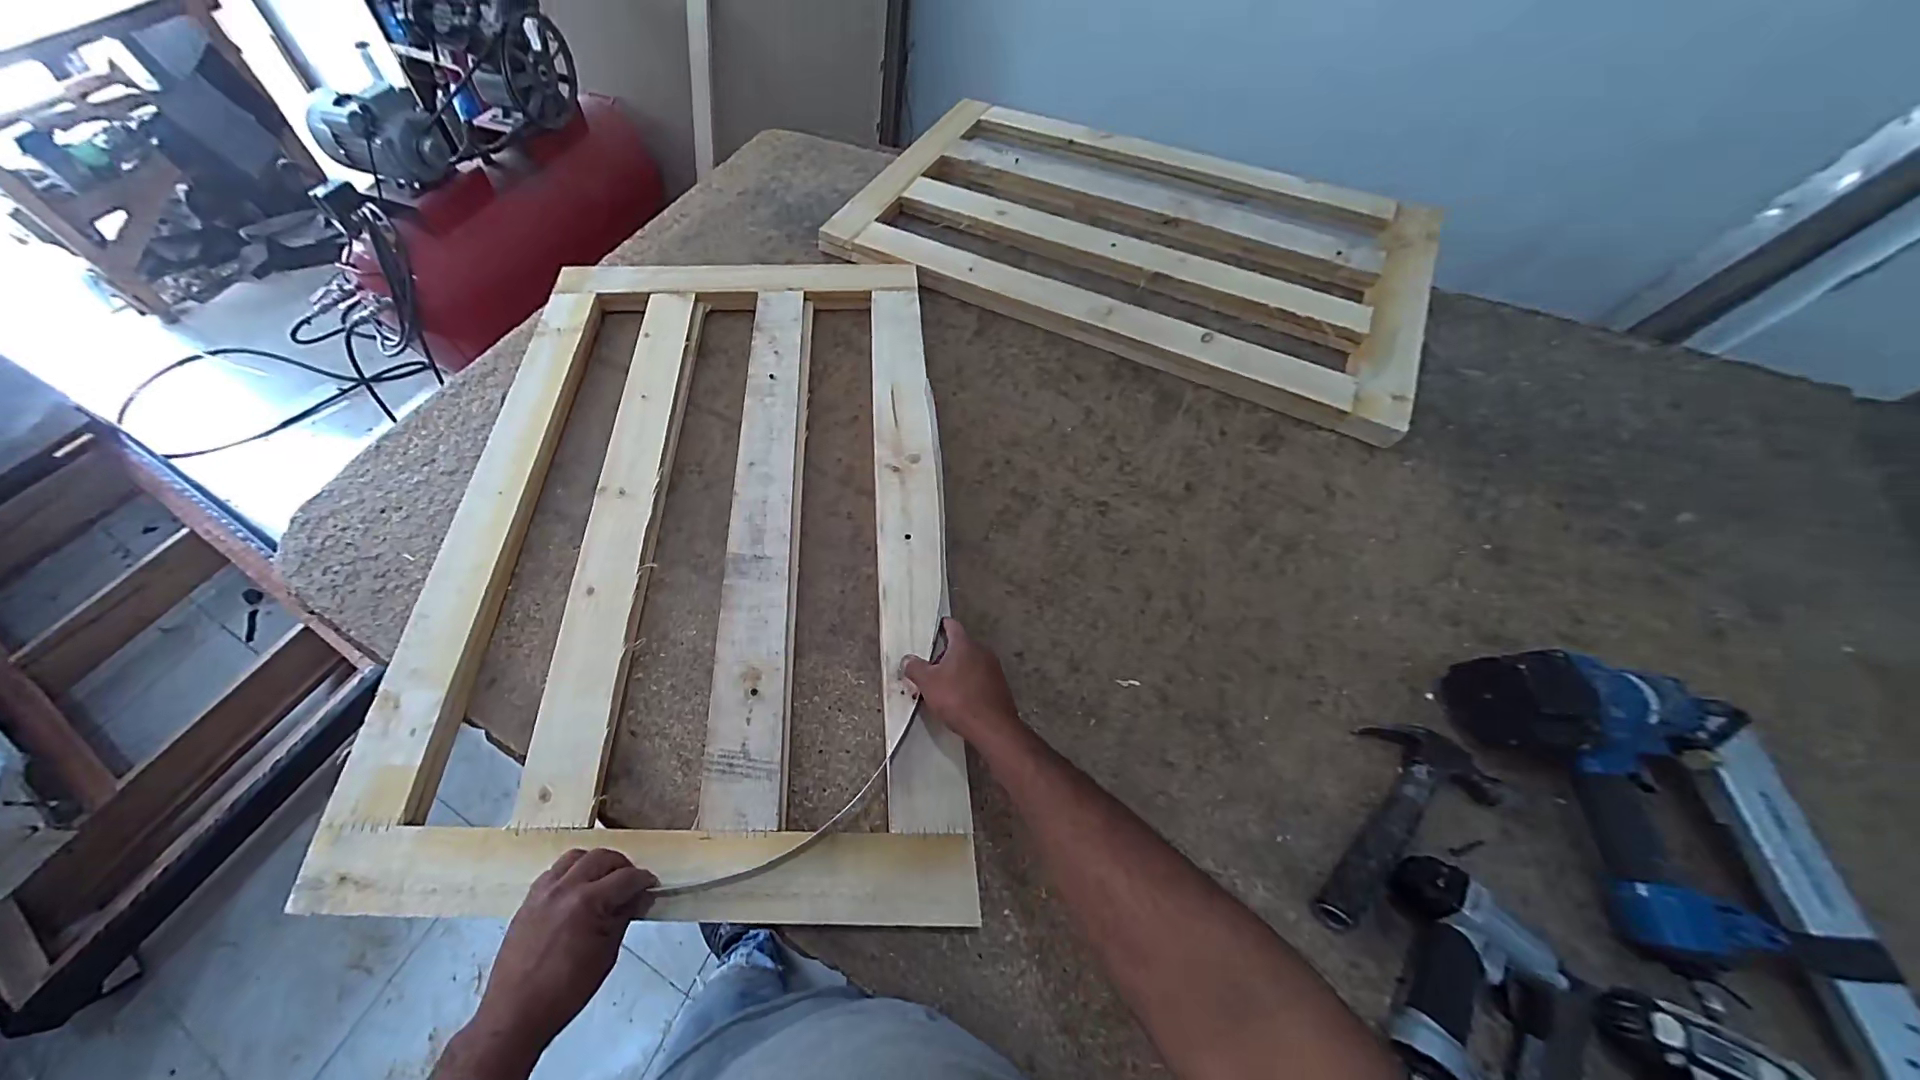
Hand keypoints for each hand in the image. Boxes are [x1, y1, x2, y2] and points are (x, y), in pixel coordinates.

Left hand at [471, 850, 655, 1053]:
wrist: (515, 1014)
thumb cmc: (565, 990)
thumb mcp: (606, 954)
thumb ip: (623, 917)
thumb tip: (639, 897)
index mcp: (587, 902)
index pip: (626, 877)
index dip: (644, 880)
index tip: (651, 886)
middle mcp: (564, 889)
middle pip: (601, 857)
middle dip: (622, 865)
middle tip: (631, 882)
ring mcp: (542, 893)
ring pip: (575, 857)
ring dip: (594, 863)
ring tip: (603, 881)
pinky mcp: (527, 901)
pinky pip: (553, 872)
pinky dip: (570, 873)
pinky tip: (576, 891)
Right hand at [902, 617, 1024, 746]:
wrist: (992, 726)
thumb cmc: (957, 699)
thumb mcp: (928, 683)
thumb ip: (915, 668)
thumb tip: (908, 659)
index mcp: (964, 645)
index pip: (953, 626)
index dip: (943, 625)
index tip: (937, 627)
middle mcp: (982, 651)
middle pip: (961, 646)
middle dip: (946, 655)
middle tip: (931, 668)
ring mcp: (994, 668)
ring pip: (971, 662)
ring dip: (958, 670)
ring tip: (944, 686)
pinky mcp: (1000, 685)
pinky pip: (980, 677)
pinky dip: (969, 682)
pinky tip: (961, 698)